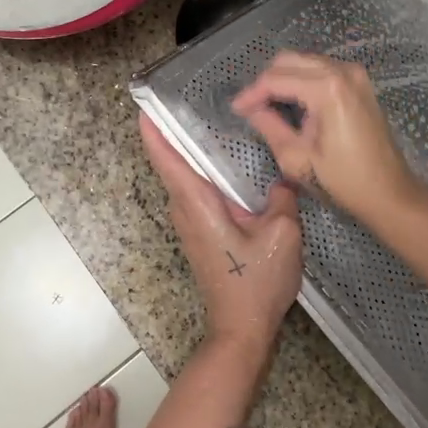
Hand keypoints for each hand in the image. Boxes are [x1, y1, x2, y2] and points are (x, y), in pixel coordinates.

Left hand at [140, 117, 302, 354]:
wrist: (242, 329)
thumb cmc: (256, 283)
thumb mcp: (283, 235)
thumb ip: (283, 198)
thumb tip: (282, 179)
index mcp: (198, 202)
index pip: (166, 158)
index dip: (153, 129)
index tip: (144, 103)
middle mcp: (185, 209)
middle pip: (172, 162)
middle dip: (174, 131)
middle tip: (191, 98)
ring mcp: (189, 222)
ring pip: (184, 177)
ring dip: (190, 151)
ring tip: (211, 121)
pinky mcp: (200, 232)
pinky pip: (195, 192)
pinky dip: (203, 172)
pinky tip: (227, 163)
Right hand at [230, 51, 426, 223]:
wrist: (389, 192)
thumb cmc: (343, 180)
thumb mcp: (296, 158)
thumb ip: (269, 126)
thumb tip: (251, 110)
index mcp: (328, 88)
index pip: (276, 78)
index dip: (252, 93)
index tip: (236, 109)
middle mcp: (342, 71)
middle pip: (289, 61)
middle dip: (266, 82)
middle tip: (250, 107)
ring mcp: (355, 74)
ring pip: (304, 62)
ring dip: (284, 79)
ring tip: (268, 106)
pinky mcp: (360, 82)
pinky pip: (321, 70)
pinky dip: (302, 81)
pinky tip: (292, 104)